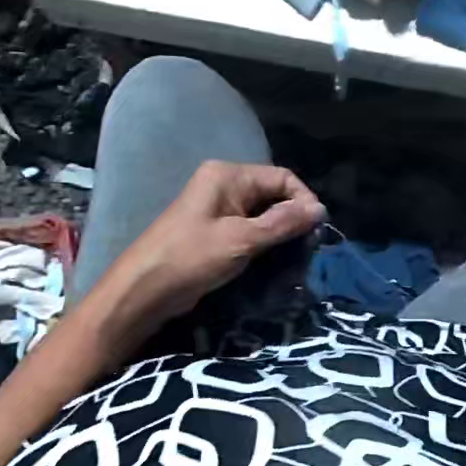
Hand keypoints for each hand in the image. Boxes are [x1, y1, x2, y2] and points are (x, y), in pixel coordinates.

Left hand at [77, 161, 324, 357]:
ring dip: (280, 235)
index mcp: (228, 175)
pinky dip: (265, 244)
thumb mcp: (241, 239)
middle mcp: (224, 186)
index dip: (303, 200)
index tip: (317, 230)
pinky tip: (275, 263)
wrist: (145, 290)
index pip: (281, 177)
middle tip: (308, 249)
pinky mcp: (215, 233)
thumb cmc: (191, 257)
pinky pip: (249, 231)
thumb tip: (320, 209)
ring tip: (295, 259)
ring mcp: (218, 210)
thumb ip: (282, 223)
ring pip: (263, 216)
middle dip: (293, 219)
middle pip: (273, 195)